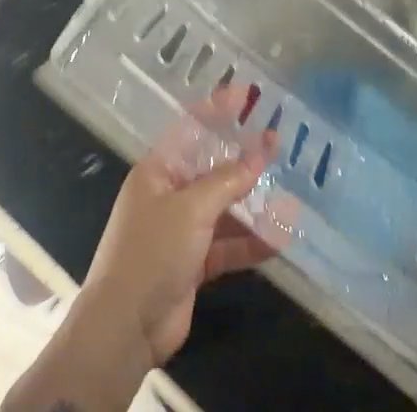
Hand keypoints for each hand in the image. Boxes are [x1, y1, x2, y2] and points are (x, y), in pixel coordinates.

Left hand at [80, 85, 282, 364]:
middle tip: (277, 138)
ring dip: (253, 204)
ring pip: (224, 210)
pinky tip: (281, 238)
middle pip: (211, 169)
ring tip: (290, 193)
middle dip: (243, 157)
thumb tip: (258, 151)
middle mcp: (168, 196)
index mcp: (157, 172)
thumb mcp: (191, 209)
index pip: (190, 130)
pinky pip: (227, 246)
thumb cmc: (151, 252)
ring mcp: (181, 232)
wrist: (126, 324)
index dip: (217, 110)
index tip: (245, 92)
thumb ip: (228, 180)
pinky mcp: (193, 264)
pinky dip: (251, 243)